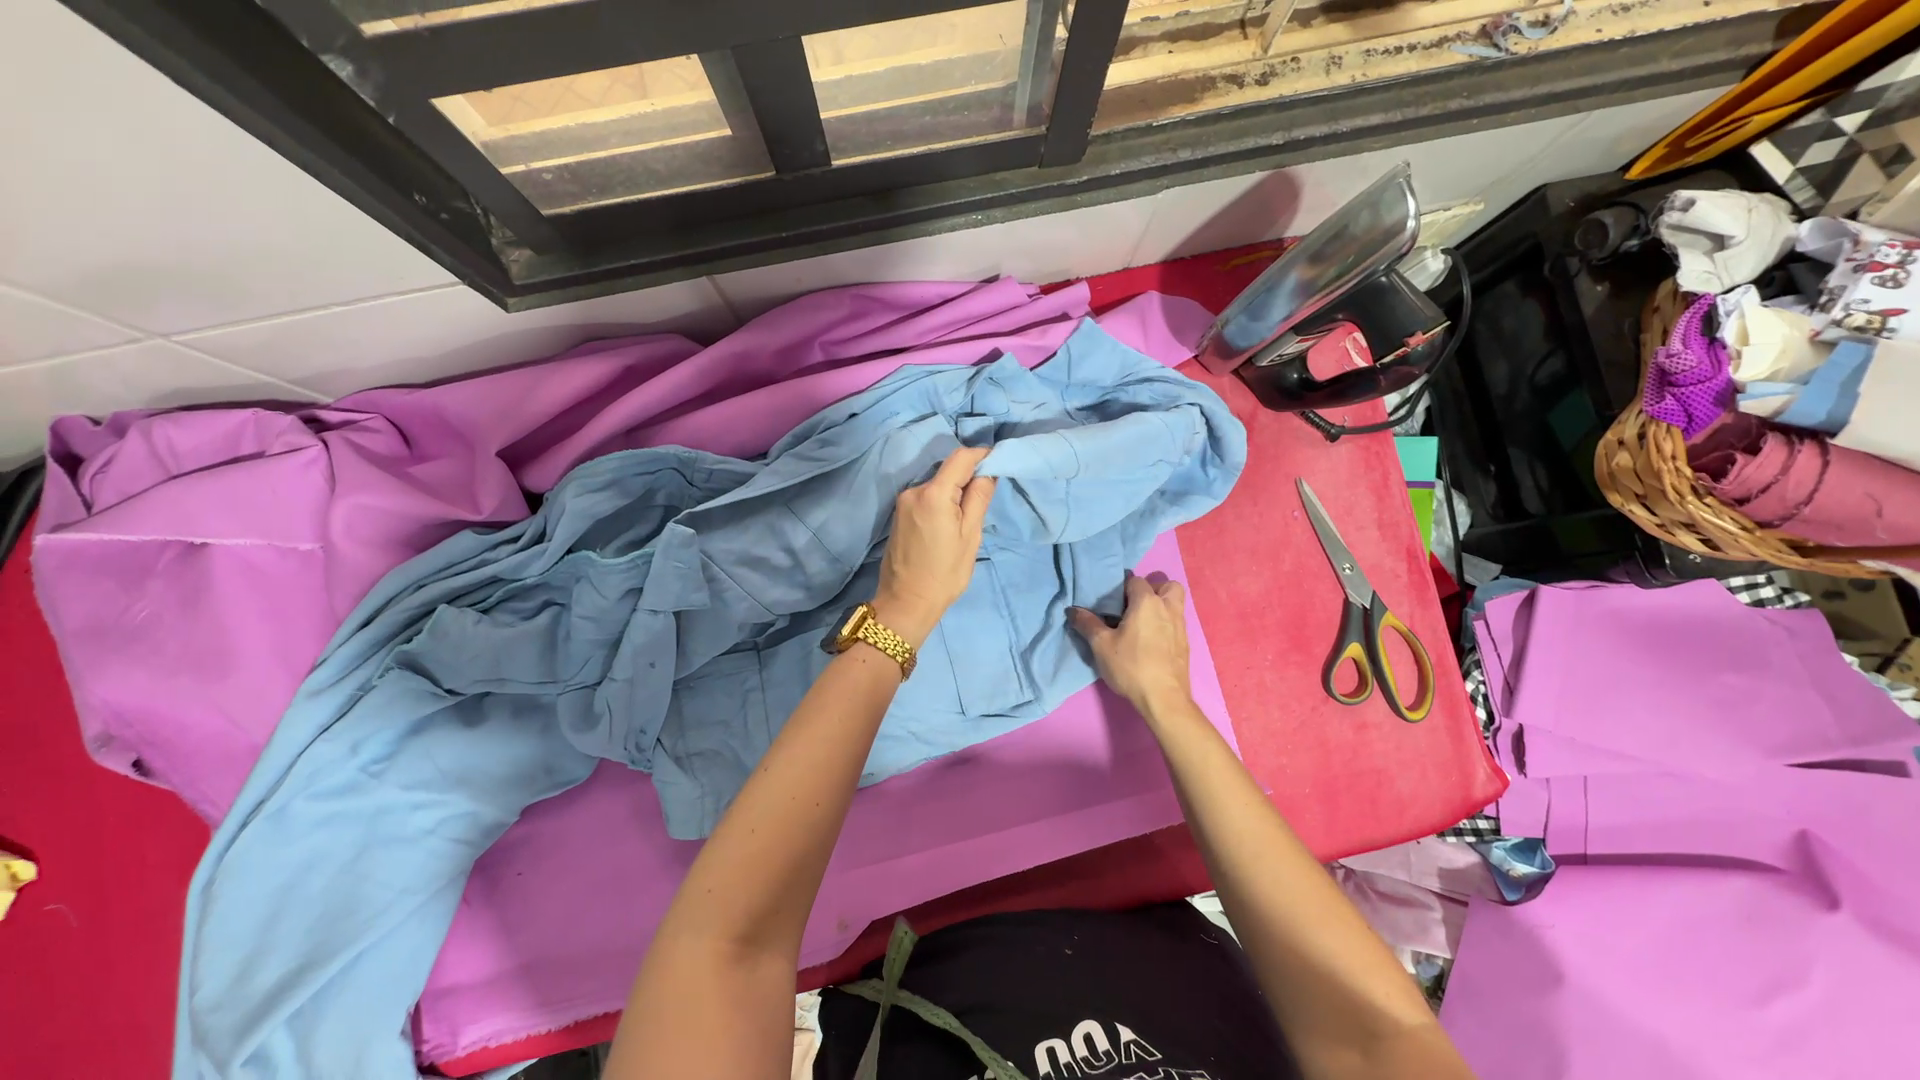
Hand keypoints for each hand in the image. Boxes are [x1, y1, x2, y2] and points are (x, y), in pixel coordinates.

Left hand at [874, 446, 996, 645]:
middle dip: (968, 477)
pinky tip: (948, 522)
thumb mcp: (971, 535)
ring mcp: (903, 500)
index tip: (997, 466)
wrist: (907, 601)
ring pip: (937, 483)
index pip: (961, 457)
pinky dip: (941, 500)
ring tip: (966, 516)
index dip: (982, 456)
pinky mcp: (899, 512)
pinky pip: (926, 496)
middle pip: (948, 470)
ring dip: (954, 491)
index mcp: (934, 494)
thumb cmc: (945, 573)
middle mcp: (914, 490)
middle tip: (985, 498)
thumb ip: (979, 498)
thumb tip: (988, 471)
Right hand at [1069, 573, 1193, 718]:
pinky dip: (1166, 623)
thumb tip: (1072, 610)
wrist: (1163, 698)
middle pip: (1166, 585)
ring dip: (1161, 605)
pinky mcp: (1185, 642)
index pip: (1136, 581)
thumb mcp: (1101, 645)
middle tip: (1134, 606)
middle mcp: (1168, 608)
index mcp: (1147, 602)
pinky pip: (1176, 622)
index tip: (1112, 604)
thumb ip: (1087, 624)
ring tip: (1142, 623)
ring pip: (1175, 603)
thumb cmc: (1131, 667)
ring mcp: (1181, 625)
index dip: (1122, 588)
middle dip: (1151, 589)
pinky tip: (1151, 641)